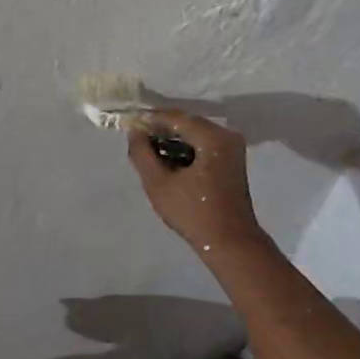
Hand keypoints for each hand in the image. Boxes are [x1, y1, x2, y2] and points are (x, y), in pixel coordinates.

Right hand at [127, 110, 263, 251]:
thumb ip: (142, 153)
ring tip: (148, 152)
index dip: (149, 119)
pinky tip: (167, 162)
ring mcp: (232, 148)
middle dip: (160, 130)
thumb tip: (134, 131)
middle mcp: (227, 135)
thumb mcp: (158, 183)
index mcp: (213, 137)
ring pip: (194, 134)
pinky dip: (184, 149)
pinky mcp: (231, 160)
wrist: (229, 241)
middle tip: (136, 140)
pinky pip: (203, 145)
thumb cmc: (193, 213)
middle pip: (187, 123)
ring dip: (171, 140)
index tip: (127, 125)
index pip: (175, 117)